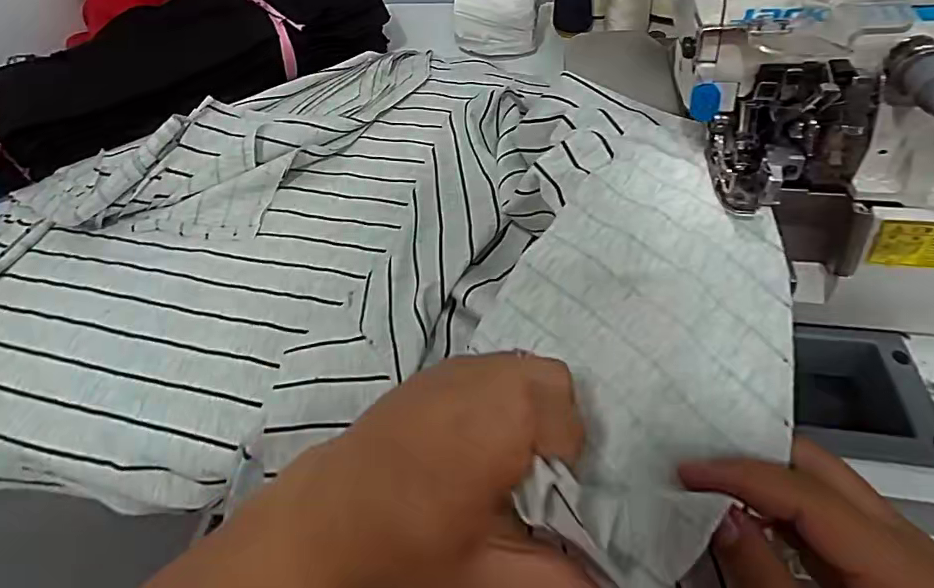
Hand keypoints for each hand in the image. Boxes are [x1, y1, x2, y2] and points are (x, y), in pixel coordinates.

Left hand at [147, 352, 592, 587]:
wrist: (325, 524)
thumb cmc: (407, 547)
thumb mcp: (492, 576)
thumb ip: (562, 575)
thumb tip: (607, 580)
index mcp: (503, 413)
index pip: (572, 410)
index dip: (572, 456)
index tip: (551, 493)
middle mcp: (480, 374)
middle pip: (549, 377)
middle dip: (554, 423)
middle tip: (532, 477)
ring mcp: (451, 367)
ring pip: (517, 369)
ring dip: (524, 407)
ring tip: (501, 462)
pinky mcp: (429, 373)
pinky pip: (485, 371)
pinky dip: (494, 397)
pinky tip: (468, 445)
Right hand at [680, 437, 933, 587]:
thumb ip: (766, 575)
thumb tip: (724, 518)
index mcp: (897, 559)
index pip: (801, 486)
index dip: (737, 473)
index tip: (690, 471)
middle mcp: (908, 541)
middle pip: (814, 464)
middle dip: (752, 458)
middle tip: (702, 464)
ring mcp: (906, 550)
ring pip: (823, 480)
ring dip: (768, 478)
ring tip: (720, 486)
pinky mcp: (894, 566)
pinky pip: (833, 511)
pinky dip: (789, 505)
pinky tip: (758, 517)